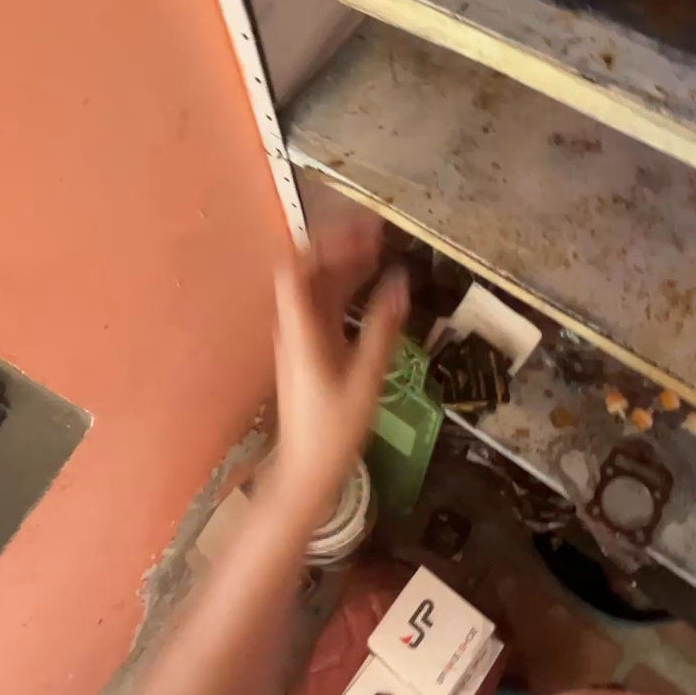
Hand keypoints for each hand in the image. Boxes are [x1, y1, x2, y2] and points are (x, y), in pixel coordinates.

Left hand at [267, 217, 409, 518]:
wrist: (307, 469)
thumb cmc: (334, 429)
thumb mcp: (366, 378)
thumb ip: (383, 329)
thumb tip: (401, 283)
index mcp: (300, 329)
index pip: (296, 270)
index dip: (321, 242)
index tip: (355, 226)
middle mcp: (294, 326)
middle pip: (308, 272)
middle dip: (338, 246)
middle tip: (375, 230)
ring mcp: (300, 336)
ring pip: (318, 288)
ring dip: (343, 265)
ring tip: (377, 246)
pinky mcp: (310, 347)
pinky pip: (325, 306)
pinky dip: (344, 288)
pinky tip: (369, 281)